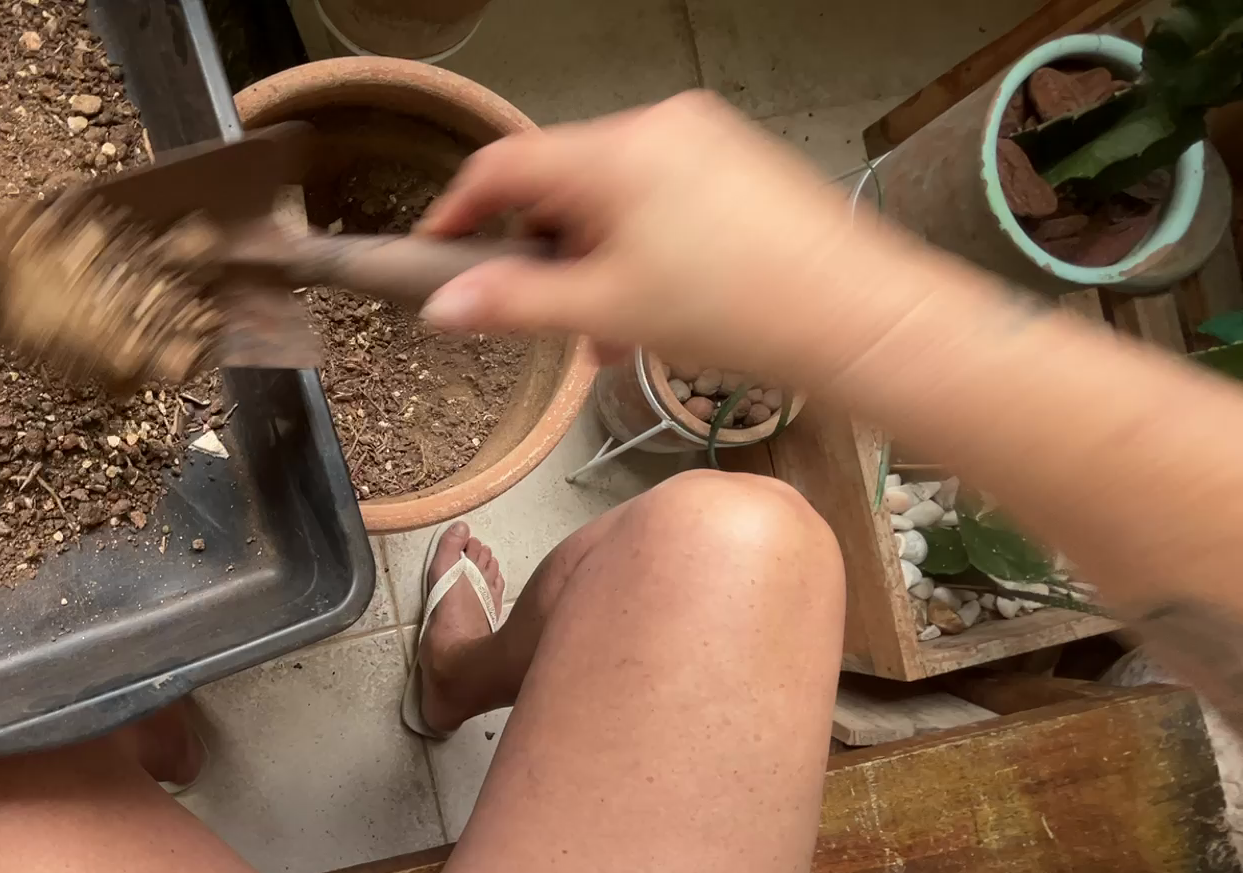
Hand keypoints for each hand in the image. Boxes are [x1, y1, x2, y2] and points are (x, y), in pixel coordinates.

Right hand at [417, 91, 947, 389]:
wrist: (852, 318)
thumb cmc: (731, 307)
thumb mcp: (599, 310)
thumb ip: (510, 304)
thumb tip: (441, 306)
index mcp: (616, 152)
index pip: (503, 166)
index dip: (456, 212)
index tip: (434, 253)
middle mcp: (654, 129)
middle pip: (552, 187)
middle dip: (536, 256)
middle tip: (540, 314)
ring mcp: (694, 143)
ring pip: (598, 203)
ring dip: (581, 267)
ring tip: (602, 329)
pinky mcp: (722, 168)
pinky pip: (643, 204)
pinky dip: (622, 255)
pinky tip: (639, 310)